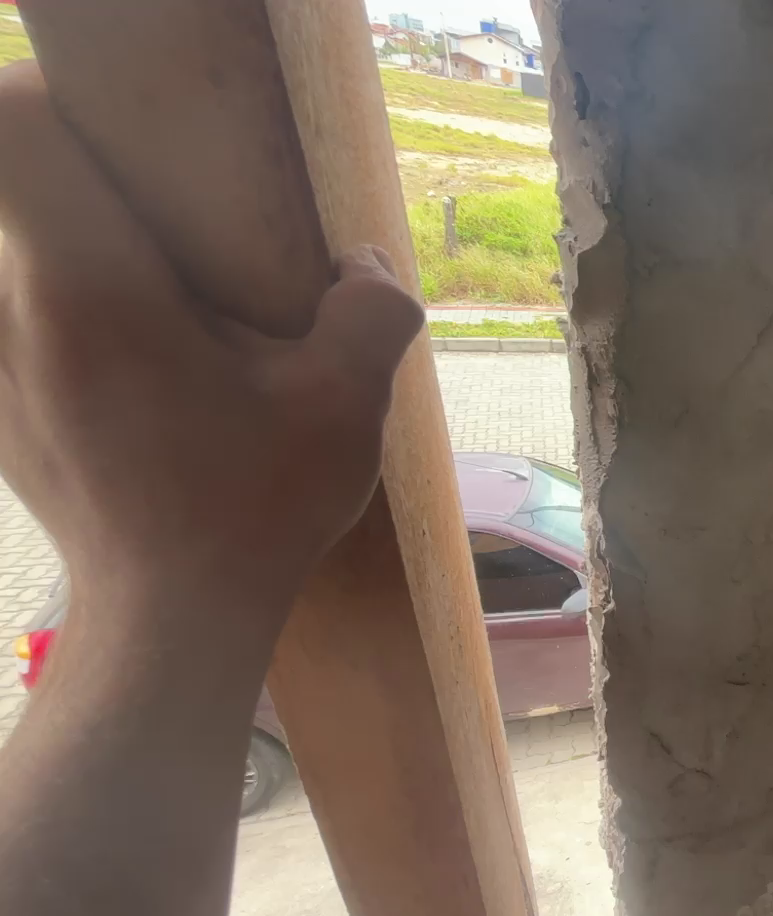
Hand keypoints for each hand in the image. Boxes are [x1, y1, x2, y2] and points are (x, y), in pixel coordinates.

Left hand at [0, 63, 421, 620]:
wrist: (182, 598)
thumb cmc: (265, 499)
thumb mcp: (352, 406)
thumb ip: (372, 315)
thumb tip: (368, 264)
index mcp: (94, 295)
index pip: (14, 126)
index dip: (64, 95)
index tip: (143, 127)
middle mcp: (6, 309)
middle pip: (5, 179)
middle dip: (83, 171)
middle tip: (179, 212)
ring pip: (9, 247)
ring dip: (78, 239)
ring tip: (178, 295)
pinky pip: (14, 311)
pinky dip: (68, 302)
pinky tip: (151, 360)